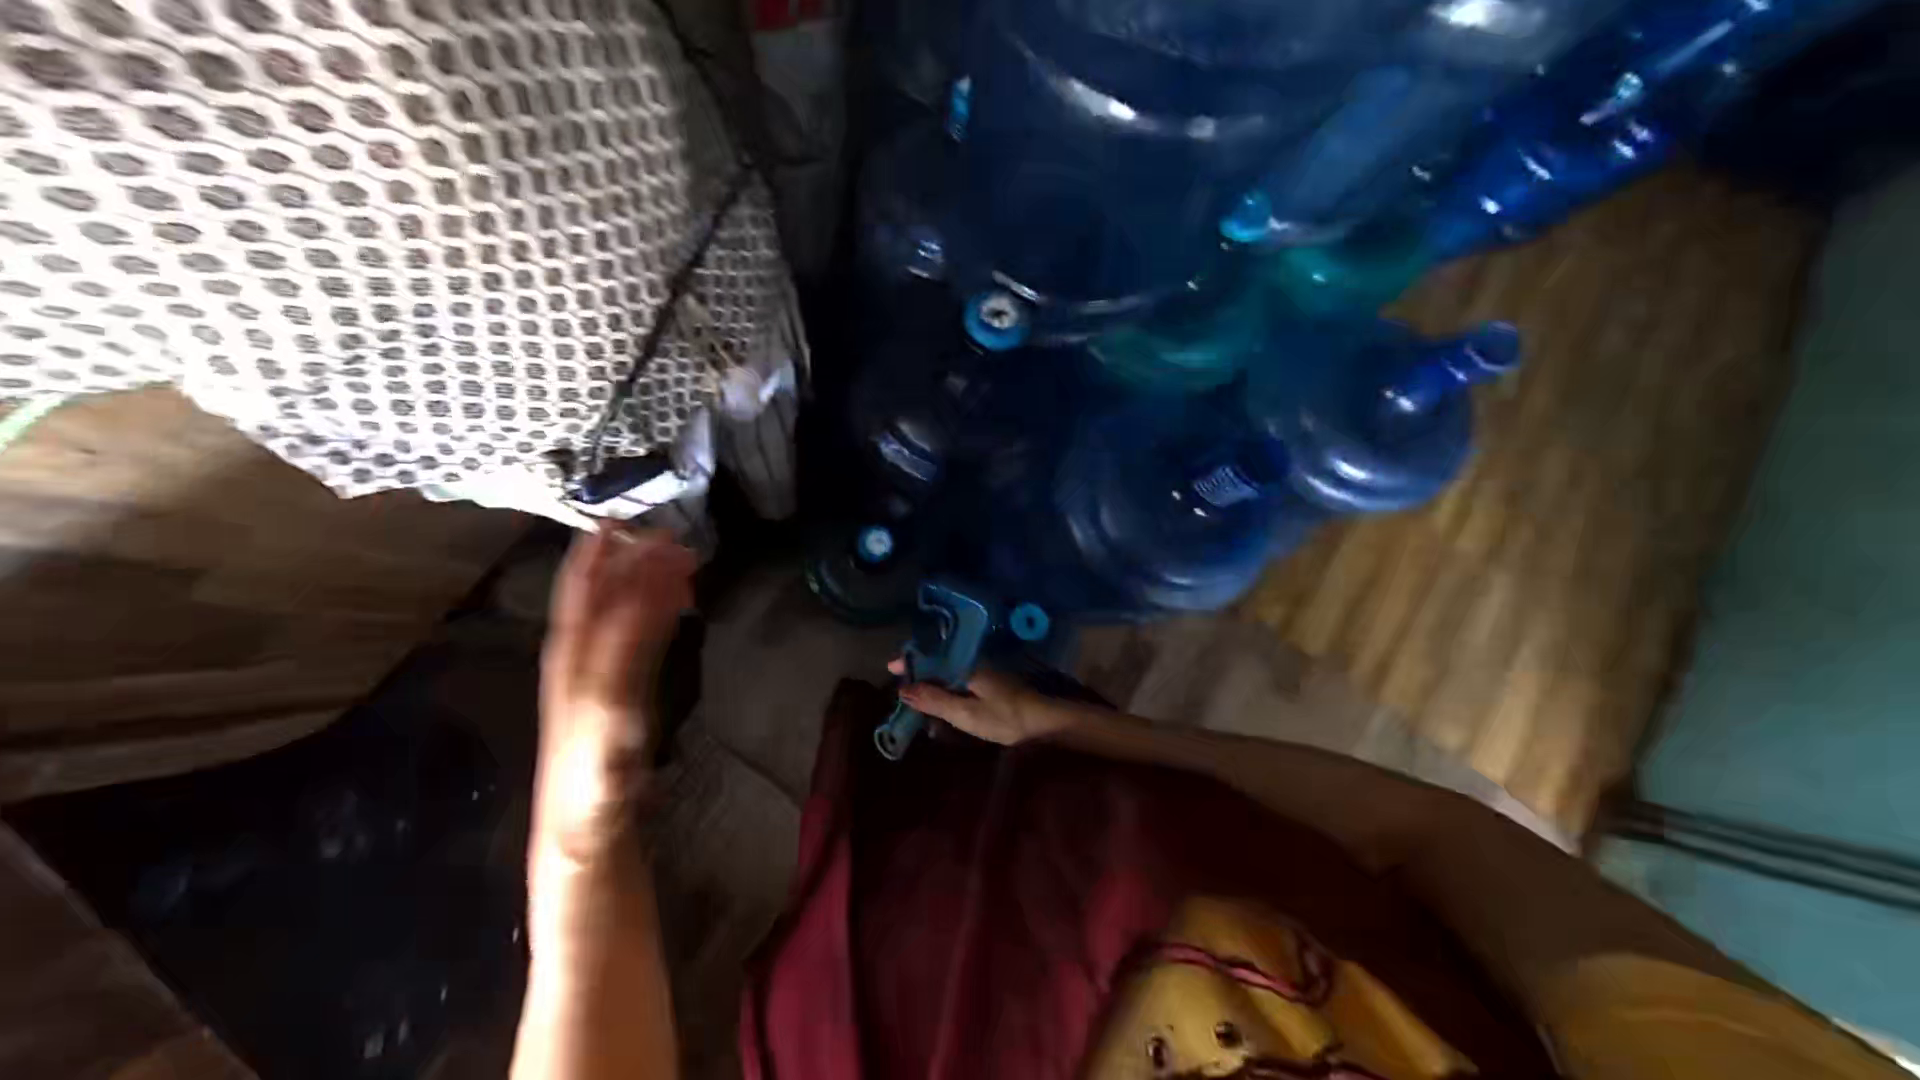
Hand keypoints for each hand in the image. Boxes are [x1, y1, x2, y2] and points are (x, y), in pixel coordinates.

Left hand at [536, 526, 695, 859]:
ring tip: (680, 561)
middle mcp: (578, 653)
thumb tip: (648, 592)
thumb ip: (626, 651)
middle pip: (601, 593)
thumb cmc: (593, 772)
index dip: (607, 553)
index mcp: (572, 653)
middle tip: (673, 537)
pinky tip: (674, 605)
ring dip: (645, 580)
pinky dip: (655, 610)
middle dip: (632, 559)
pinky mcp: (617, 687)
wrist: (583, 824)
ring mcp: (596, 670)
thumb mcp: (609, 711)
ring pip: (618, 610)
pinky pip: (635, 634)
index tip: (637, 523)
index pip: (588, 589)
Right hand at [889, 660, 1075, 746]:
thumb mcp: (966, 713)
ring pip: (950, 675)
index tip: (889, 667)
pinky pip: (961, 684)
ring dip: (932, 684)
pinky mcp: (991, 687)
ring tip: (914, 698)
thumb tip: (903, 689)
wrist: (1046, 724)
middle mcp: (974, 665)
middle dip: (918, 673)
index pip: (931, 658)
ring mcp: (985, 676)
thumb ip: (935, 700)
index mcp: (967, 666)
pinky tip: (941, 705)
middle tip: (899, 687)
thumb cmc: (1006, 718)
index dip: (910, 662)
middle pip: (939, 664)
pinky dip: (946, 691)